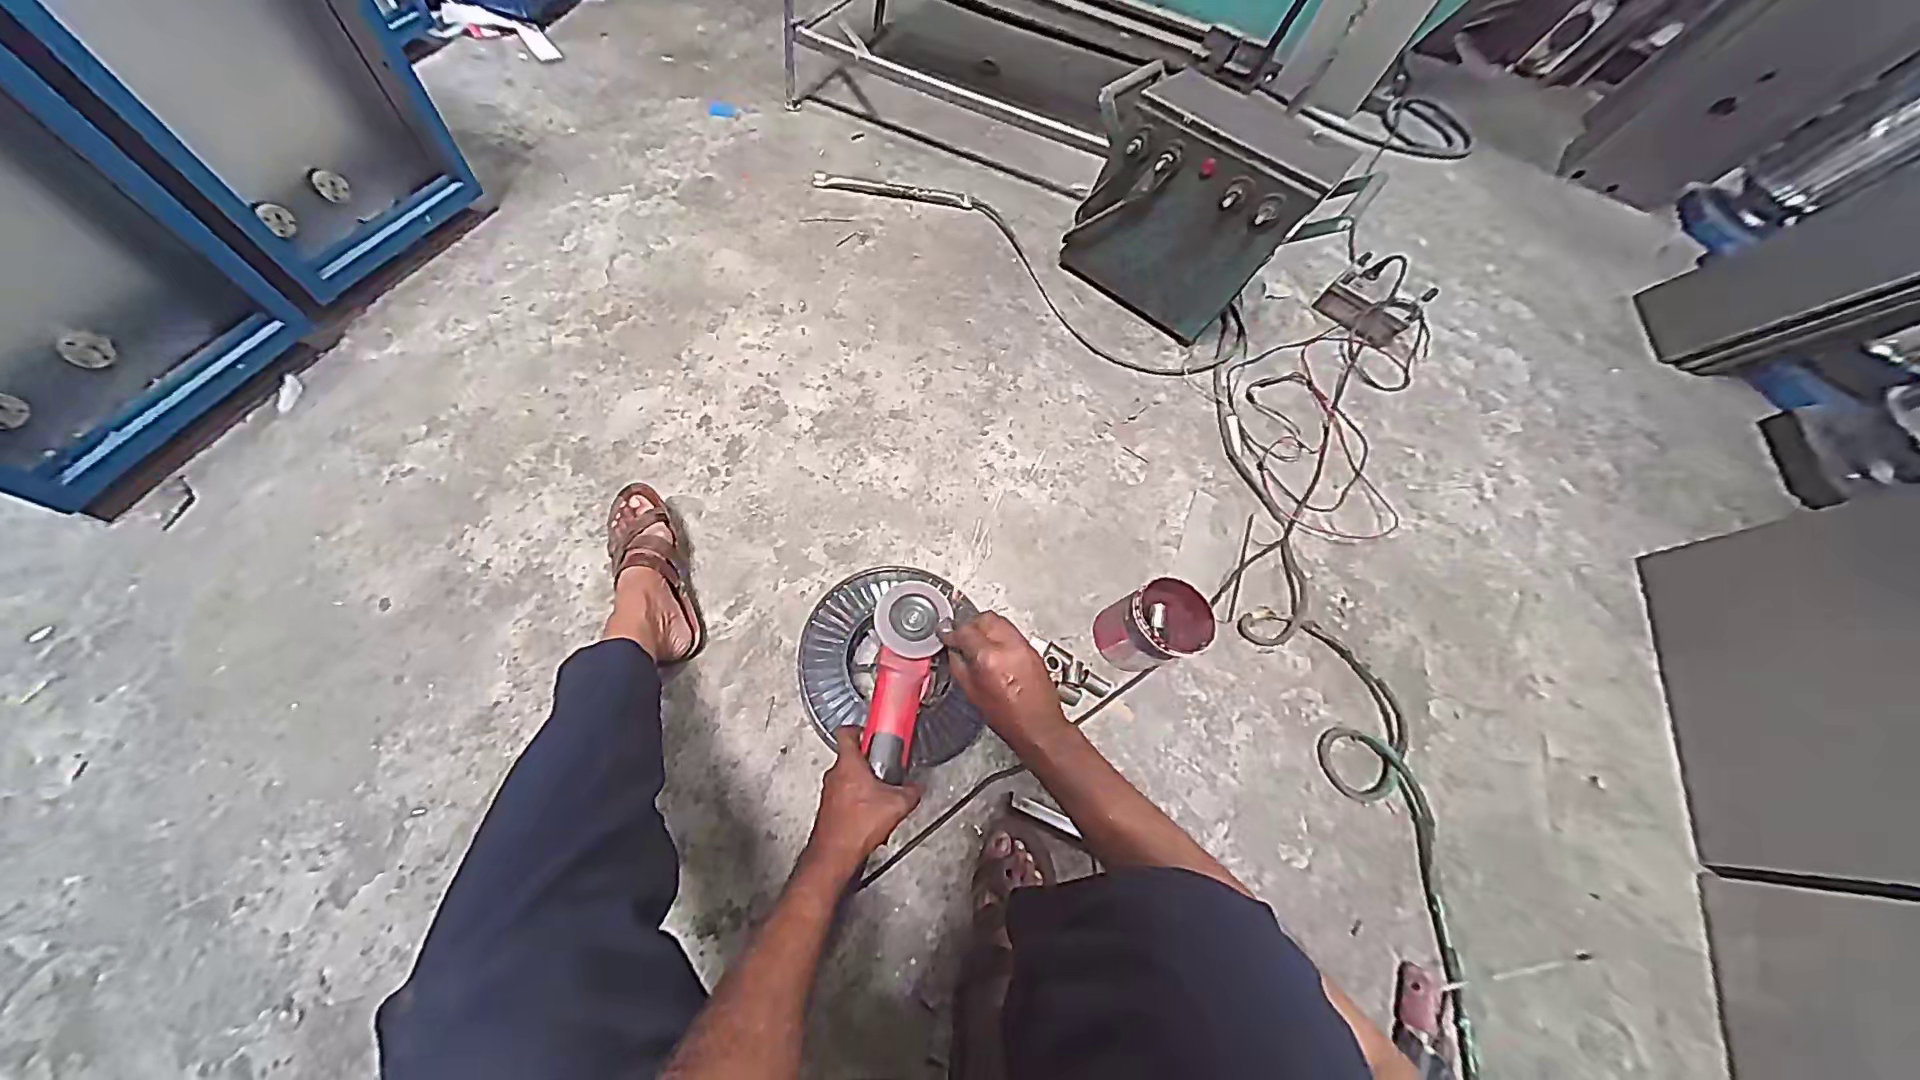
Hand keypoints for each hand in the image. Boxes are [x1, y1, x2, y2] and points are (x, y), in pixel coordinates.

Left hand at [806, 728, 921, 869]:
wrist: (835, 854)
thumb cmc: (856, 826)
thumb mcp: (897, 804)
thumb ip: (911, 791)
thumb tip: (916, 788)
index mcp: (848, 764)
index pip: (847, 732)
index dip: (860, 729)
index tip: (871, 732)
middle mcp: (835, 774)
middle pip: (850, 756)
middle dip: (868, 760)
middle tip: (883, 766)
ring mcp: (829, 792)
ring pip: (847, 777)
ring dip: (862, 782)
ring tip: (879, 793)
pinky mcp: (829, 808)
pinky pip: (843, 795)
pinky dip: (856, 799)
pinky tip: (869, 813)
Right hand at [940, 611, 1067, 740]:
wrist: (1039, 727)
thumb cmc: (1010, 718)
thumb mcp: (973, 693)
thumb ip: (959, 666)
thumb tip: (954, 650)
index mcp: (989, 659)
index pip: (965, 631)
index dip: (951, 632)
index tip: (947, 634)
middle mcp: (1008, 647)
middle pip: (984, 618)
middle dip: (970, 625)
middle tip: (963, 636)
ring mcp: (1023, 647)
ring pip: (1000, 621)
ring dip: (986, 627)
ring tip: (979, 642)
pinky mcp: (1033, 649)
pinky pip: (1012, 632)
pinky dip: (1000, 635)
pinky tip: (996, 649)